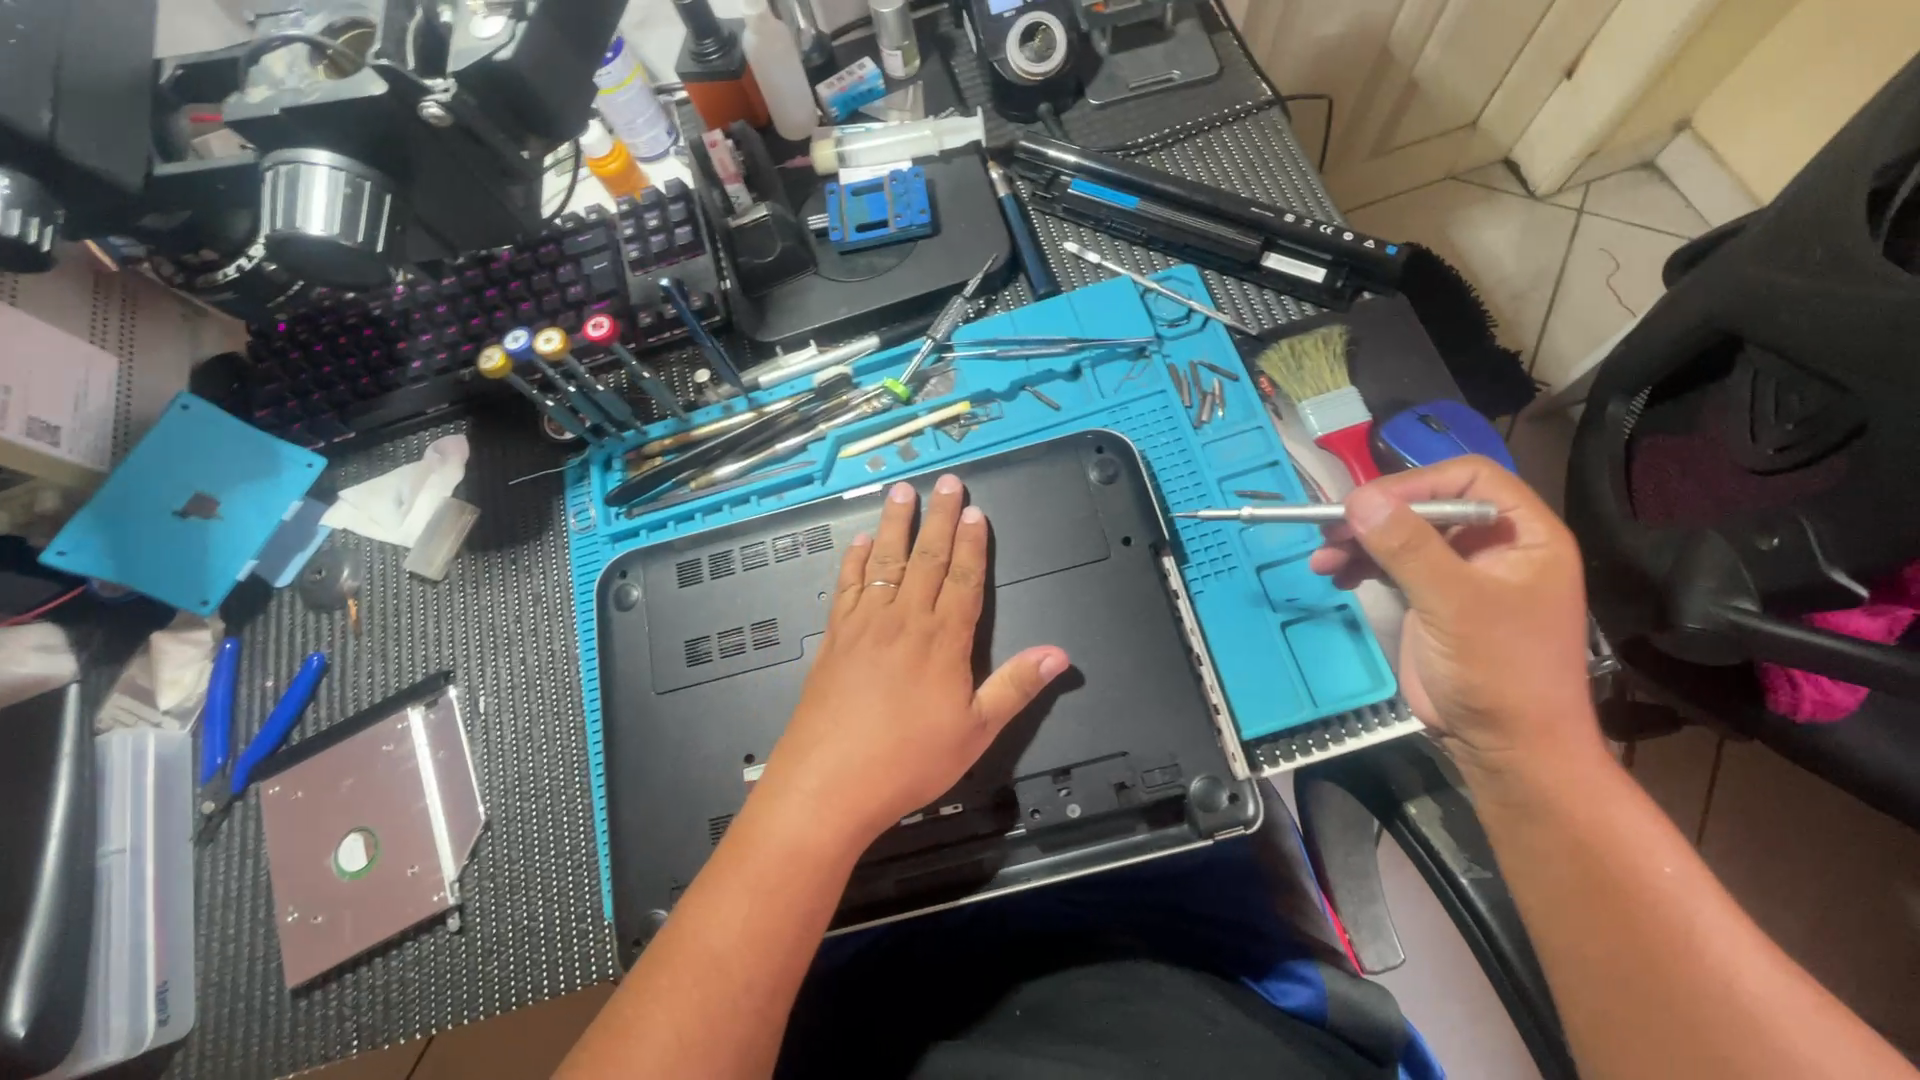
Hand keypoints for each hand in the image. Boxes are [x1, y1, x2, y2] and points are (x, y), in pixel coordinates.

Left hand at [755, 474, 1069, 845]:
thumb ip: (1016, 687)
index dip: (972, 543)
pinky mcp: (834, 639)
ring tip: (902, 491)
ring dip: (896, 524)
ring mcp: (865, 626)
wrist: (830, 781)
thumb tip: (1060, 654)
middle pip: (926, 559)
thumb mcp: (976, 732)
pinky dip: (856, 561)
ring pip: (885, 563)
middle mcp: (904, 621)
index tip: (975, 510)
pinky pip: (848, 587)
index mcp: (944, 641)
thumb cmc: (909, 761)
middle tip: (945, 481)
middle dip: (939, 518)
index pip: (964, 579)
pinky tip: (861, 543)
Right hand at [1309, 456, 1602, 774]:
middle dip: (1376, 517)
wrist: (1505, 747)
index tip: (1366, 504)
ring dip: (1359, 542)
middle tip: (1330, 531)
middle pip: (1426, 505)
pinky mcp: (1432, 601)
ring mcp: (1460, 574)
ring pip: (1401, 535)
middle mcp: (1492, 546)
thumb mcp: (1454, 604)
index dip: (1415, 483)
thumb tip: (1358, 499)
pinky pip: (1390, 566)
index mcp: (1522, 534)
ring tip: (1323, 560)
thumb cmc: (1500, 672)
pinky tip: (1336, 576)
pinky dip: (1360, 565)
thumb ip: (1408, 548)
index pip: (1468, 478)